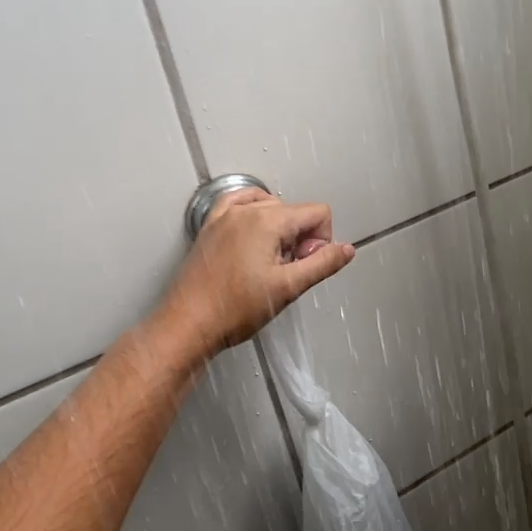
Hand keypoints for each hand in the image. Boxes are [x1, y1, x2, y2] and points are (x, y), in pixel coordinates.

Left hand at [161, 188, 354, 350]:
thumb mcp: (288, 289)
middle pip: (295, 211)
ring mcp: (225, 218)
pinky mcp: (211, 228)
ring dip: (279, 231)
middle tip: (286, 271)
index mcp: (267, 221)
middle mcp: (245, 212)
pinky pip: (240, 205)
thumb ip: (323, 264)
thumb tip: (345, 250)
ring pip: (271, 208)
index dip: (321, 241)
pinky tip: (255, 241)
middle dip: (300, 239)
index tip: (304, 265)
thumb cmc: (230, 310)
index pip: (318, 213)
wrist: (186, 325)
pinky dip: (254, 216)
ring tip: (268, 263)